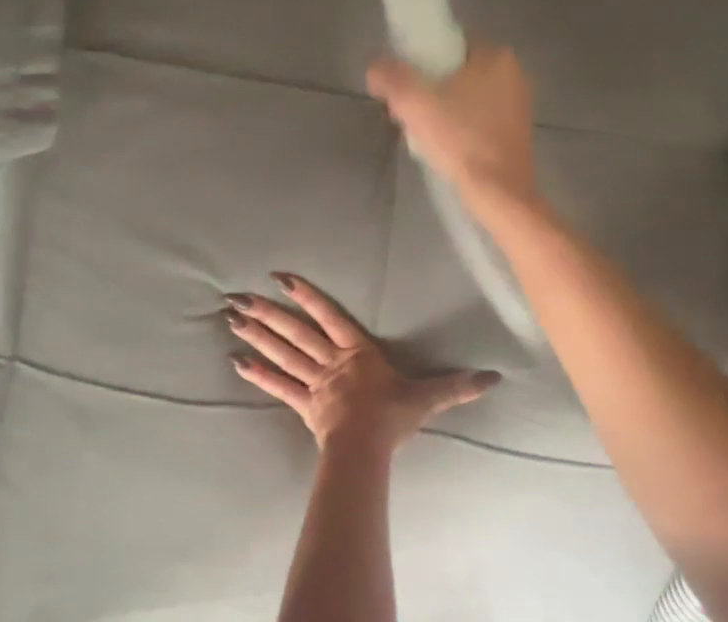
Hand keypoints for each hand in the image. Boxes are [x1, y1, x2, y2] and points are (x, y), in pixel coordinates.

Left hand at [225, 273, 500, 453]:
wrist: (367, 449)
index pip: (330, 316)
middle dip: (266, 313)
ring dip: (256, 335)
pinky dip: (257, 374)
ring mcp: (314, 383)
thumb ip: (458, 385)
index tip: (279, 278)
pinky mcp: (303, 405)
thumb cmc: (394, 418)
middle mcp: (331, 361)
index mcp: (357, 352)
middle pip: (295, 332)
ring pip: (282, 353)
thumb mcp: (428, 397)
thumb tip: (496, 377)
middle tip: (237, 296)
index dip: (306, 296)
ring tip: (231, 318)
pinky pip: (278, 387)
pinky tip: (235, 362)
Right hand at [365, 41, 537, 205]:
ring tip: (422, 131)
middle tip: (408, 110)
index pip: (450, 43)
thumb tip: (375, 67)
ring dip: (444, 108)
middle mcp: (514, 73)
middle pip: (457, 71)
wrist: (498, 193)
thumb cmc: (460, 139)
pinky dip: (461, 126)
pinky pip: (480, 118)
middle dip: (431, 87)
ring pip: (468, 96)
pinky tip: (445, 146)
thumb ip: (390, 77)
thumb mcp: (414, 103)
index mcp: (495, 55)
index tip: (405, 83)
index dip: (422, 59)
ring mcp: (518, 105)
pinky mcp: (517, 132)